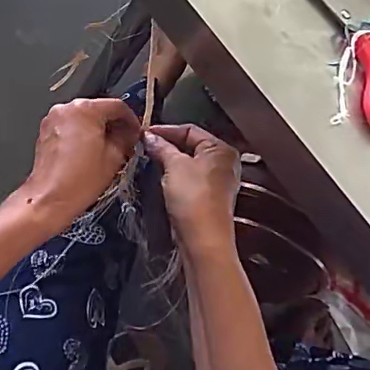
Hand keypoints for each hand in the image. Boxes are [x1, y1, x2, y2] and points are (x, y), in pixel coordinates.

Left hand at [17, 98, 141, 221]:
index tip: (136, 131)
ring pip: (84, 117)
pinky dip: (82, 134)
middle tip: (126, 141)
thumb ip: (127, 137)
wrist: (49, 200)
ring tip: (108, 149)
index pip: (117, 106)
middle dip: (114, 124)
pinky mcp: (46, 132)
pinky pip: (70, 126)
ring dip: (98, 129)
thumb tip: (130, 132)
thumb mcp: (114, 157)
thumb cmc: (79, 181)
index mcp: (85, 109)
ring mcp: (53, 120)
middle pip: (99, 109)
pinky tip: (90, 152)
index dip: (131, 119)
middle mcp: (66, 109)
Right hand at [142, 124, 240, 260]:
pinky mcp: (210, 197)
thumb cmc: (194, 198)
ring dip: (171, 160)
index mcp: (221, 149)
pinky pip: (191, 178)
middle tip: (145, 145)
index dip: (166, 130)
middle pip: (191, 145)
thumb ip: (162, 147)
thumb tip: (149, 136)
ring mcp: (218, 181)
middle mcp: (224, 162)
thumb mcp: (175, 166)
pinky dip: (176, 175)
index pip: (190, 129)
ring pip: (190, 162)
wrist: (203, 239)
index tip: (145, 133)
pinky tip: (163, 177)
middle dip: (167, 145)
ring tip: (150, 158)